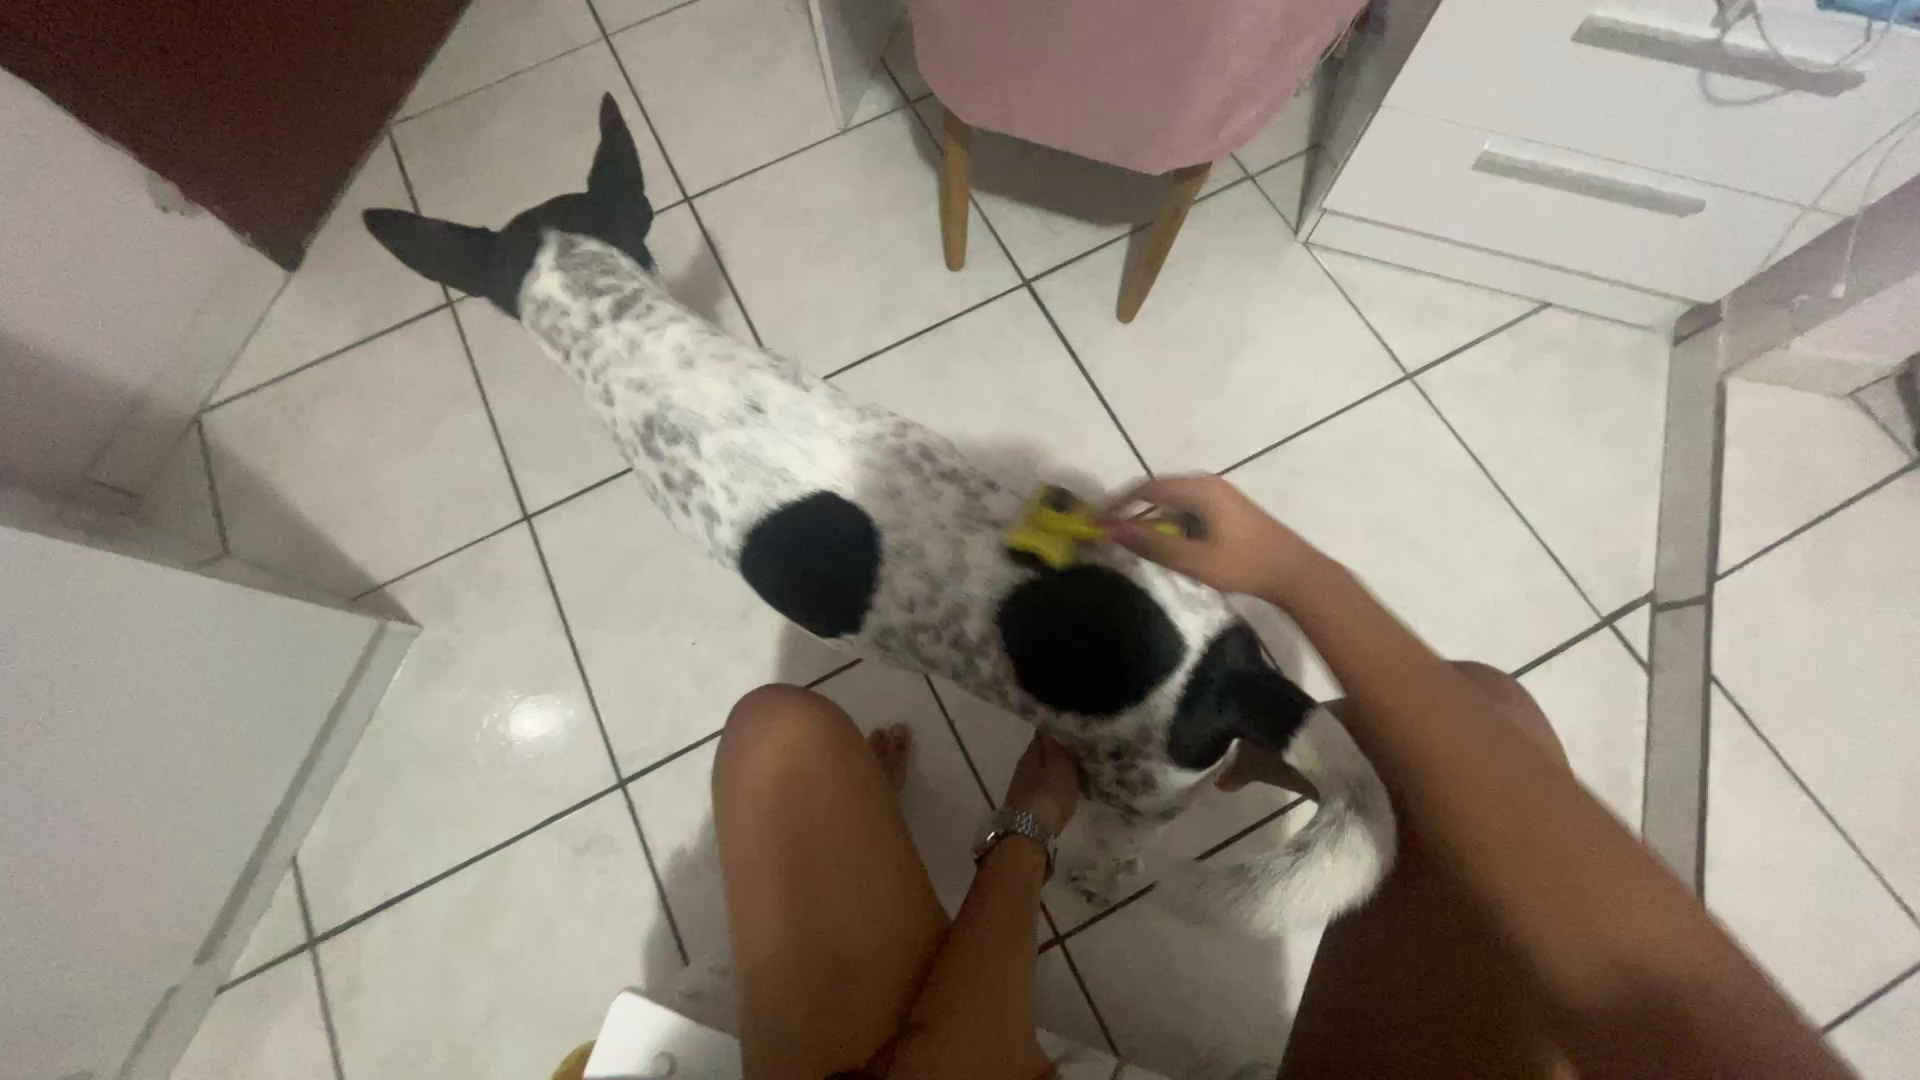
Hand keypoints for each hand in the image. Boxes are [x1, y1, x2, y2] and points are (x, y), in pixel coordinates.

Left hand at [1003, 733, 1081, 834]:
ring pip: (1043, 770)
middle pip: (1043, 753)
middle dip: (1059, 751)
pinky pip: (1044, 786)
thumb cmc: (1049, 795)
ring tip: (1077, 771)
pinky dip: (1054, 785)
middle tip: (1080, 753)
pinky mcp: (1027, 803)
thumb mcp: (1060, 766)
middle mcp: (1024, 765)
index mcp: (1031, 752)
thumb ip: (1058, 746)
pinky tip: (1066, 790)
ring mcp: (1023, 785)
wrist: (1028, 832)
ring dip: (1057, 770)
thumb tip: (1054, 727)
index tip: (1074, 731)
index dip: (1058, 731)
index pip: (1044, 734)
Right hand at [1101, 474, 1319, 599]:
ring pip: (1172, 501)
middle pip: (1158, 490)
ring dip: (1149, 518)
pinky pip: (1186, 509)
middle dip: (1130, 509)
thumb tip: (1110, 531)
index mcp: (1199, 490)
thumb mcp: (1193, 559)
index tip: (1096, 521)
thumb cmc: (1244, 565)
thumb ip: (1151, 544)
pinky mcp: (1225, 510)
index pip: (1146, 488)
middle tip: (1109, 531)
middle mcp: (1207, 484)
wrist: (1296, 574)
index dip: (1118, 503)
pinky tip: (1163, 542)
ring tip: (1130, 540)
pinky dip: (1168, 522)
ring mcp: (1218, 496)